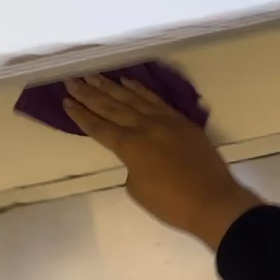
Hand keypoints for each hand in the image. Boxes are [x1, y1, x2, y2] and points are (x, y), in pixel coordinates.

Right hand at [63, 76, 262, 247]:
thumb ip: (130, 166)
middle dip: (89, 94)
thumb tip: (135, 155)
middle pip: (111, 106)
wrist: (213, 201)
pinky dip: (140, 90)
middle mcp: (144, 127)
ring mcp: (165, 121)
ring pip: (132, 98)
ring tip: (93, 76)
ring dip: (111, 86)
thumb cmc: (172, 204)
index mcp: (129, 146)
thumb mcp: (138, 189)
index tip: (66, 101)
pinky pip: (156, 100)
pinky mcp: (182, 121)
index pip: (98, 127)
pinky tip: (128, 82)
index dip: (81, 114)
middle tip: (72, 80)